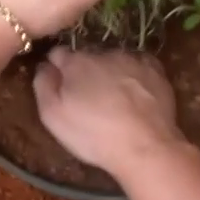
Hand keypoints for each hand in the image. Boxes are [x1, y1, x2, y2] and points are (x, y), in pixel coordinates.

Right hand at [33, 48, 190, 174]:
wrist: (145, 147)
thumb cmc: (93, 135)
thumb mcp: (52, 116)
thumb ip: (43, 84)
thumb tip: (43, 65)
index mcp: (76, 61)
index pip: (57, 53)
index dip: (55, 69)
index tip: (59, 86)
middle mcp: (104, 52)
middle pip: (87, 56)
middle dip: (84, 71)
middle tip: (86, 98)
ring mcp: (133, 59)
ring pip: (114, 60)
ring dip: (109, 72)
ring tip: (113, 100)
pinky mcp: (156, 70)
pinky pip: (138, 66)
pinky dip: (133, 76)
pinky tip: (134, 95)